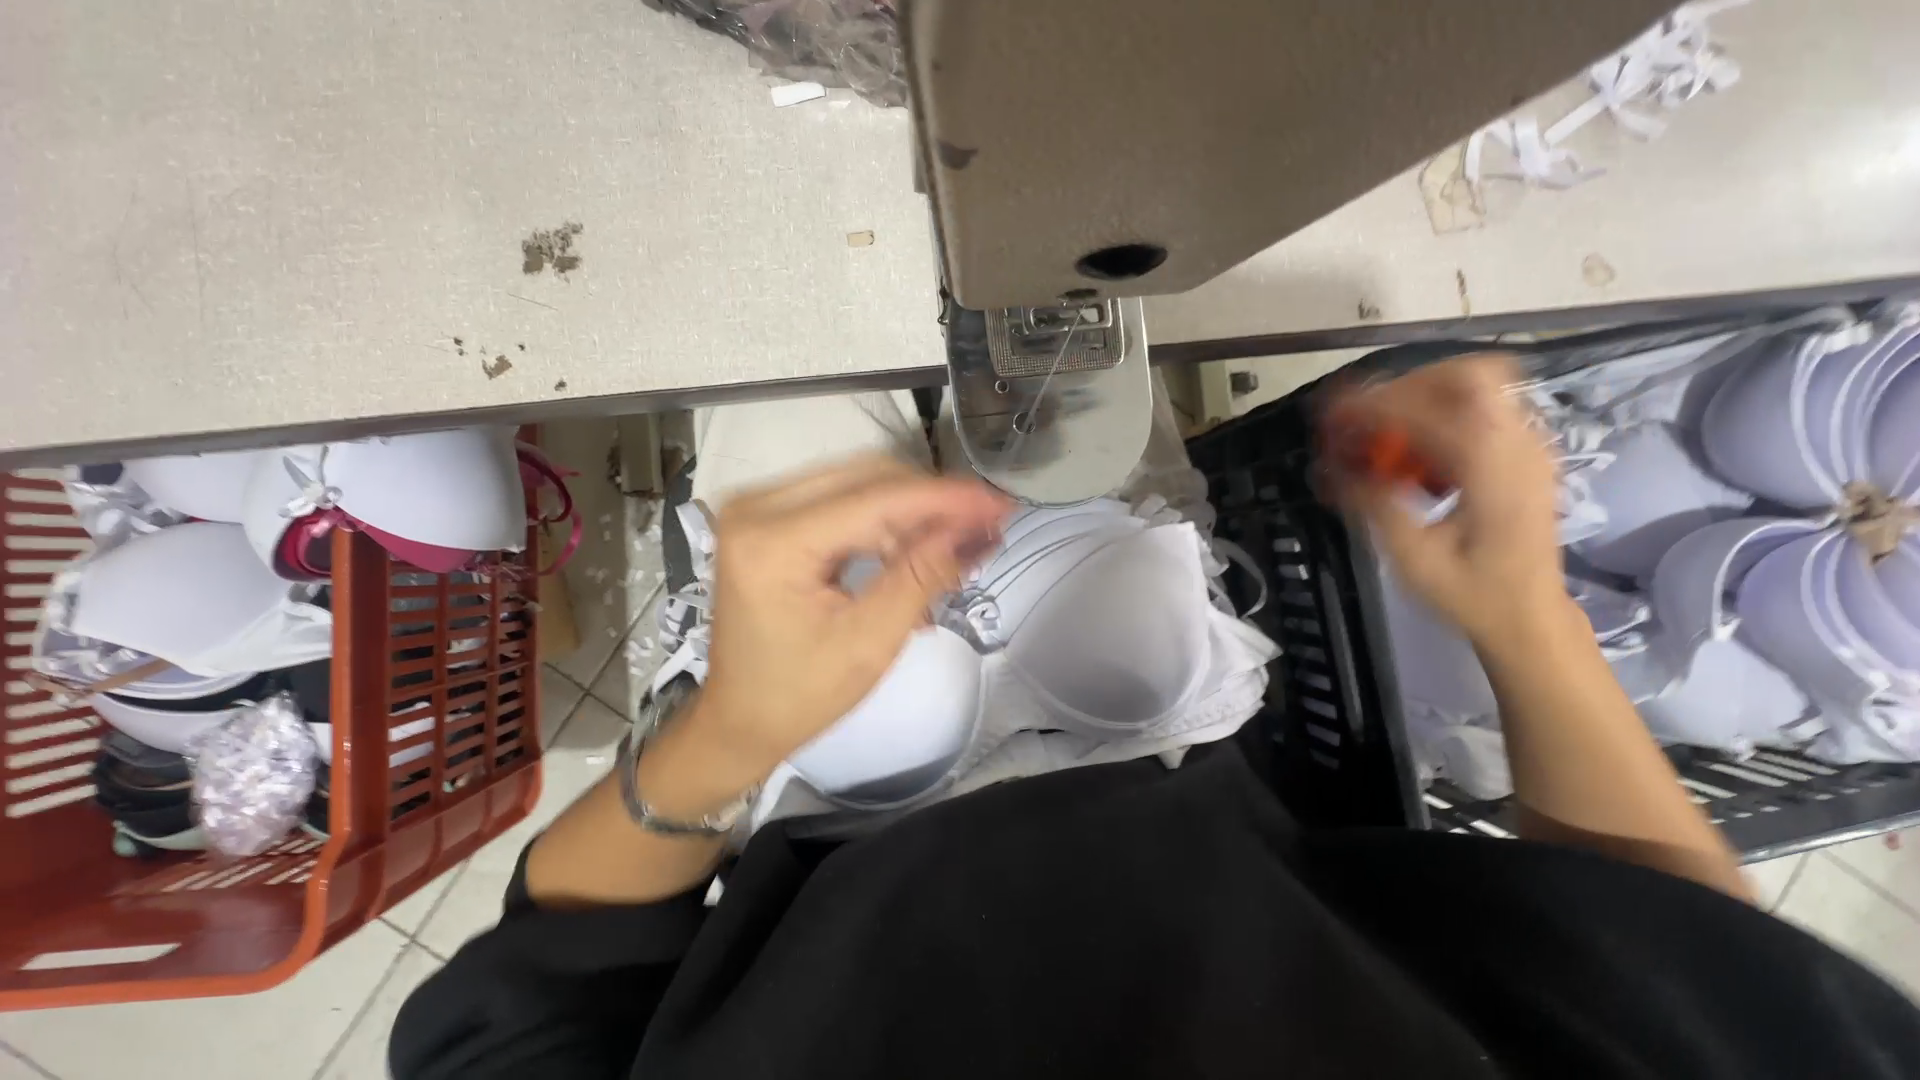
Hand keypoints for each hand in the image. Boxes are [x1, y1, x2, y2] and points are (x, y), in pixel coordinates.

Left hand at [682, 456, 1010, 774]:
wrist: (738, 719)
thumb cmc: (800, 695)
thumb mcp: (870, 642)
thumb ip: (922, 576)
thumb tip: (976, 529)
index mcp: (772, 542)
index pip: (875, 499)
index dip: (945, 499)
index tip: (999, 504)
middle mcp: (756, 508)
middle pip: (866, 479)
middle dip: (932, 502)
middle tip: (987, 524)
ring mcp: (757, 509)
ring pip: (857, 485)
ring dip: (911, 512)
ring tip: (957, 544)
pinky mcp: (767, 519)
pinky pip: (839, 502)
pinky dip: (883, 523)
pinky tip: (916, 551)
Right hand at [1322, 354, 1571, 648]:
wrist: (1529, 618)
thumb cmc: (1472, 594)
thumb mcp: (1413, 557)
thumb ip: (1375, 503)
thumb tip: (1332, 468)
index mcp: (1491, 467)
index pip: (1427, 411)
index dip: (1373, 407)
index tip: (1333, 415)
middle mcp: (1517, 444)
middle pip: (1468, 376)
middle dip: (1409, 385)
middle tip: (1369, 414)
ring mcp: (1528, 447)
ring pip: (1480, 386)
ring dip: (1425, 396)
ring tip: (1386, 428)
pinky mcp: (1523, 456)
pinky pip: (1485, 410)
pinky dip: (1443, 414)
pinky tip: (1416, 449)